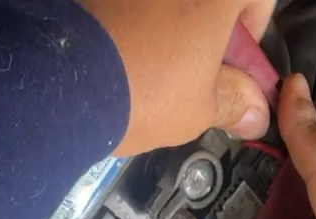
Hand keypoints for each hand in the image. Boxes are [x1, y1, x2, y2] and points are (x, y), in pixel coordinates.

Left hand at [76, 0, 274, 154]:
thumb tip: (254, 111)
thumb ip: (233, 101)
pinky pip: (125, 5)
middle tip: (193, 66)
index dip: (251, 34)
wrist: (61, 80)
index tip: (234, 65)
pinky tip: (118, 48)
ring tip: (147, 60)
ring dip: (166, 20)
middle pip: (208, 0)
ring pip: (166, 4)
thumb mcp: (198, 107)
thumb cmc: (141, 88)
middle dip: (206, 25)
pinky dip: (129, 19)